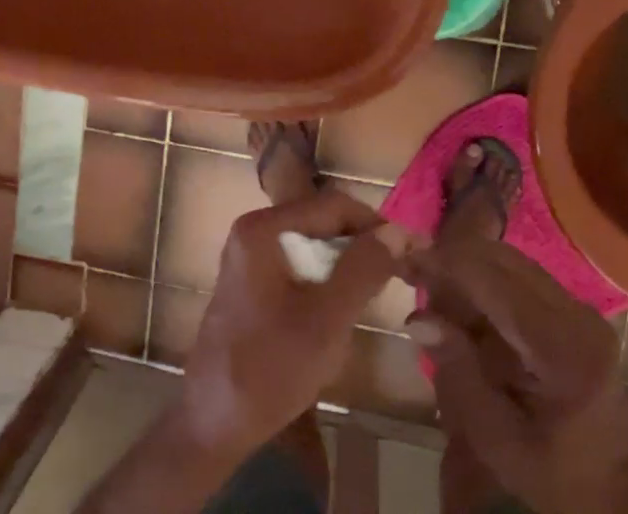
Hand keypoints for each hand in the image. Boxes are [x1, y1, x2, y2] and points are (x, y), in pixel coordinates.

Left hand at [178, 190, 414, 456]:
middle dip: (363, 244)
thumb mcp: (327, 319)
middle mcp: (252, 232)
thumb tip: (398, 231)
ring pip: (312, 245)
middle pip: (322, 221)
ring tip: (379, 291)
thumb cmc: (271, 368)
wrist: (214, 421)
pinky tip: (344, 308)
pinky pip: (298, 266)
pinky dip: (326, 279)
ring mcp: (249, 258)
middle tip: (402, 272)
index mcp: (263, 229)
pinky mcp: (251, 284)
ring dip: (347, 263)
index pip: (334, 206)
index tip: (414, 252)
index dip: (378, 225)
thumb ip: (363, 269)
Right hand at [409, 239, 627, 513]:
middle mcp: (578, 317)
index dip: (448, 264)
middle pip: (504, 261)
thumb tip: (418, 319)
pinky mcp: (575, 313)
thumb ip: (459, 374)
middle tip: (411, 274)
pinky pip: (520, 277)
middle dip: (453, 259)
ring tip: (431, 289)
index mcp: (564, 349)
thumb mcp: (496, 439)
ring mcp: (581, 311)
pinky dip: (484, 280)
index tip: (405, 262)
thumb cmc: (550, 473)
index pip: (497, 282)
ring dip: (467, 267)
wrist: (609, 488)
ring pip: (511, 262)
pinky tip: (461, 303)